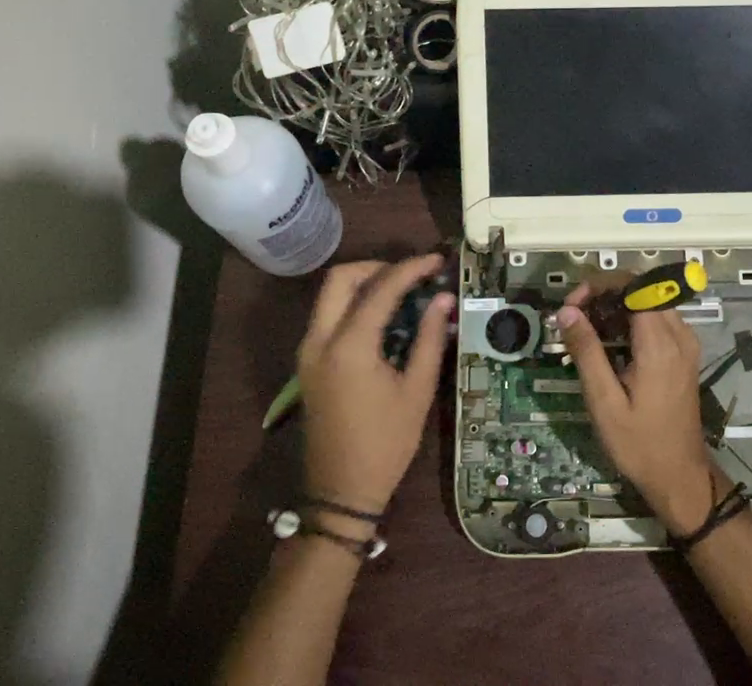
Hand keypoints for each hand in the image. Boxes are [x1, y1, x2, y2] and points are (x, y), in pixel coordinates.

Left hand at [297, 256, 453, 520]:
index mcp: (349, 346)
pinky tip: (383, 319)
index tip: (437, 262)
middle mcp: (320, 340)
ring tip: (403, 295)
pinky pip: (327, 316)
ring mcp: (308, 351)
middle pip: (341, 278)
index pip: (380, 289)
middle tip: (413, 277)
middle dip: (378, 268)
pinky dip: (353, 305)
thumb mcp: (417, 392)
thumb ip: (429, 339)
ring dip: (363, 284)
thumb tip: (443, 300)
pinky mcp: (307, 362)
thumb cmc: (385, 444)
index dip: (411, 269)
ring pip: (329, 295)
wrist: (341, 490)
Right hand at [558, 285, 720, 536]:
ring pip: (649, 301)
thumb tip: (565, 311)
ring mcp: (685, 343)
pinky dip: (629, 320)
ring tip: (585, 332)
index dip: (600, 285)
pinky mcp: (683, 353)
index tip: (572, 306)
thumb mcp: (603, 401)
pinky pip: (656, 320)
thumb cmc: (639, 444)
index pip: (635, 285)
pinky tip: (607, 344)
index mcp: (660, 344)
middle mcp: (679, 335)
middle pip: (642, 289)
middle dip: (603, 294)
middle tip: (573, 319)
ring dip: (615, 306)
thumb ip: (586, 351)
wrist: (679, 476)